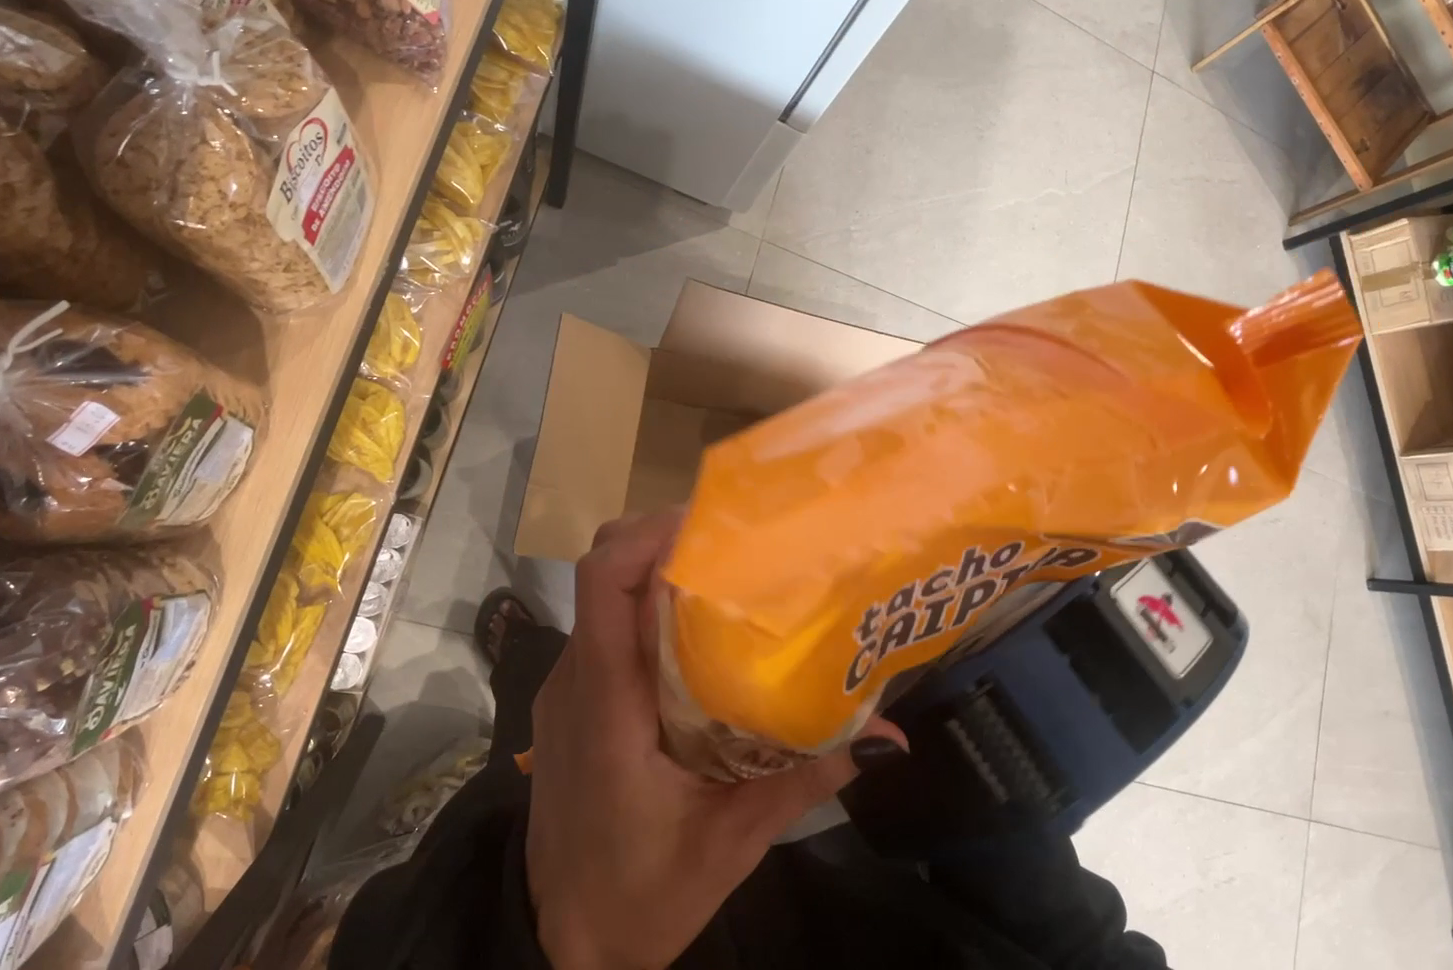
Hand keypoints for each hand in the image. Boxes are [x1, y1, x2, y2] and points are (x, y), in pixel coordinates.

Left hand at [525, 510, 902, 968]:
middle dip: (670, 542)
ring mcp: (568, 690)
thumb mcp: (731, 841)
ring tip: (736, 582)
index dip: (651, 534)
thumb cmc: (640, 894)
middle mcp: (577, 680)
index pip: (604, 582)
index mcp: (607, 705)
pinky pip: (609, 633)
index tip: (715, 523)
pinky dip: (653, 616)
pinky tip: (706, 641)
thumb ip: (806, 780)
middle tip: (744, 545)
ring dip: (664, 577)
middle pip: (607, 573)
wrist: (562, 941)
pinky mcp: (574, 703)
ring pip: (608, 600)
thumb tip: (890, 740)